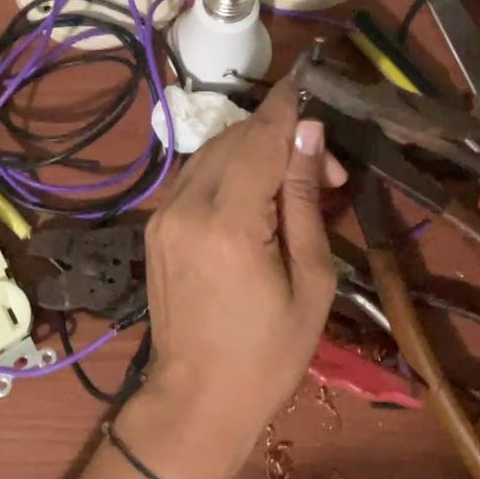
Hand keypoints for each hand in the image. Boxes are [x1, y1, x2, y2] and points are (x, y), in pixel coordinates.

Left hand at [119, 80, 346, 478]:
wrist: (197, 397)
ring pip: (211, 152)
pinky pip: (195, 176)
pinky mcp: (156, 225)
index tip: (312, 81)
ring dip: (252, 148)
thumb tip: (308, 134)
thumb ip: (302, 200)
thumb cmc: (268, 353)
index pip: (259, 139)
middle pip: (233, 139)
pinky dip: (227, 169)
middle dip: (278, 134)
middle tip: (323, 164)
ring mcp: (163, 214)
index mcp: (228, 222)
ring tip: (292, 178)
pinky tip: (255, 191)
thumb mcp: (310, 280)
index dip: (286, 107)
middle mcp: (186, 206)